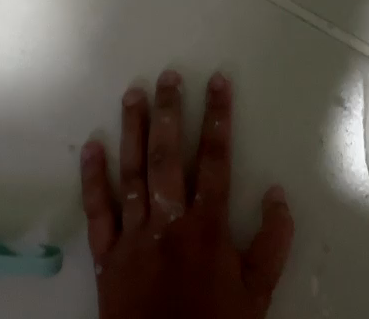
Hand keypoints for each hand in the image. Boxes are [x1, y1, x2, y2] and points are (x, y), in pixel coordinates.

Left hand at [81, 71, 294, 318]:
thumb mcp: (257, 292)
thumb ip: (273, 242)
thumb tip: (277, 193)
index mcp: (208, 226)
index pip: (217, 159)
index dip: (219, 117)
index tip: (218, 82)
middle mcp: (170, 222)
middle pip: (169, 156)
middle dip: (170, 112)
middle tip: (168, 77)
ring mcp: (135, 237)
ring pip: (132, 173)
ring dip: (133, 131)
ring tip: (133, 94)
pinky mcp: (107, 257)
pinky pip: (98, 211)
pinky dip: (93, 178)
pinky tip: (91, 147)